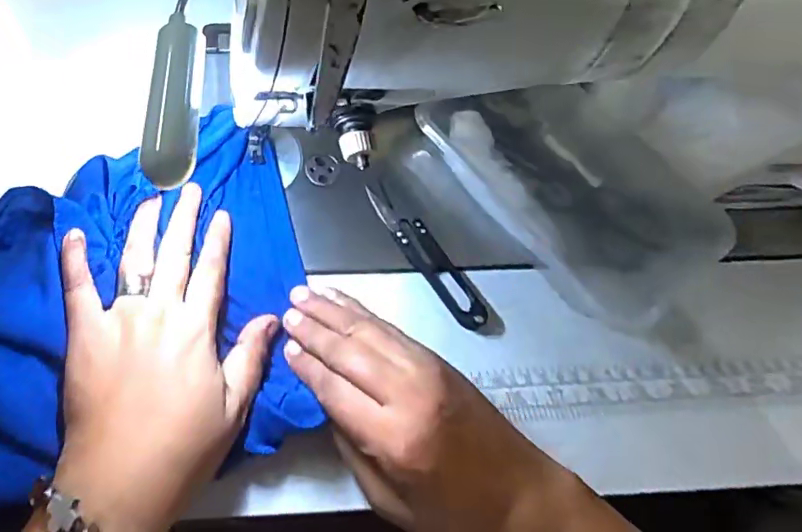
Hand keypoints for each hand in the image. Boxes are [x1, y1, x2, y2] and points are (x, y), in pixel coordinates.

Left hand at [37, 184, 280, 531]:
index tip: (222, 213)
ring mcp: (119, 320)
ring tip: (150, 199)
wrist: (115, 487)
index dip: (218, 239)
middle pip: (175, 254)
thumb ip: (250, 355)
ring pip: (134, 260)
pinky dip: (76, 260)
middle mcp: (159, 312)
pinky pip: (78, 290)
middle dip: (185, 218)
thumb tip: (273, 316)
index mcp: (196, 328)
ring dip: (143, 225)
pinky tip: (76, 234)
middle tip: (190, 189)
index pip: (211, 271)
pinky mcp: (84, 335)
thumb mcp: (230, 408)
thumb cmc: (180, 449)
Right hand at [282, 287, 622, 531]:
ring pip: (370, 330)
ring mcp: (425, 367)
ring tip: (306, 293)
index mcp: (395, 435)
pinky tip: (345, 302)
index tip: (286, 345)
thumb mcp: (392, 500)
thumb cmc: (451, 508)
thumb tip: (327, 404)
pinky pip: (391, 329)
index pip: (338, 389)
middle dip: (316, 328)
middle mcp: (409, 390)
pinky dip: (364, 312)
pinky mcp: (435, 357)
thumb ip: (354, 450)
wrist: (515, 489)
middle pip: (351, 350)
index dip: (309, 365)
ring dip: (335, 310)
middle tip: (288, 308)